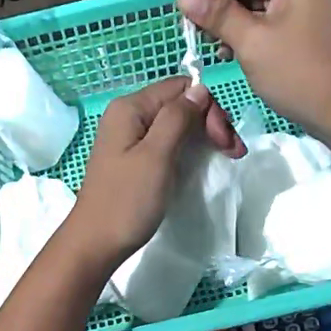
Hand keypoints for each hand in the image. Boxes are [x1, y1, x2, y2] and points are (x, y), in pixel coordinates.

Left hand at [58, 77, 240, 272]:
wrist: (97, 243)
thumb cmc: (127, 200)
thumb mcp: (157, 155)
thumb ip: (178, 118)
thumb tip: (199, 89)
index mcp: (131, 108)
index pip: (181, 88)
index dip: (209, 108)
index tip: (225, 142)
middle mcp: (128, 115)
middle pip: (179, 104)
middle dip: (210, 122)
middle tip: (233, 153)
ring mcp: (129, 138)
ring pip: (176, 124)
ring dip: (203, 136)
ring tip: (228, 157)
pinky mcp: (133, 158)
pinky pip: (166, 142)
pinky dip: (188, 149)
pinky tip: (202, 162)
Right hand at [177, 0, 330, 159]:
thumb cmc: (302, 74)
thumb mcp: (253, 43)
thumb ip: (217, 15)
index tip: (186, 10)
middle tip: (195, 29)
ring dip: (230, 14)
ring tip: (210, 42)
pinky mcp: (308, 19)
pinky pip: (270, 12)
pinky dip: (248, 26)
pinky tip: (229, 48)